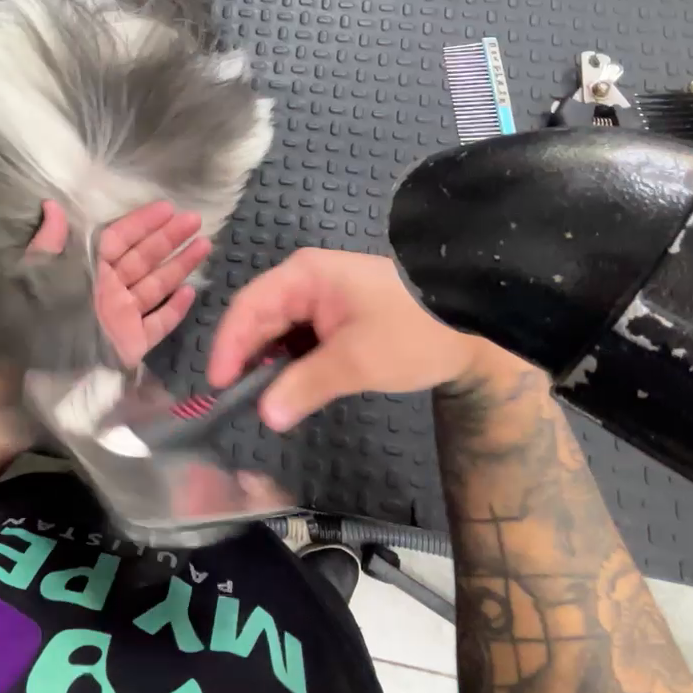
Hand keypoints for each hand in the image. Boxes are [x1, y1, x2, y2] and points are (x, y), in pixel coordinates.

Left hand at [26, 199, 208, 365]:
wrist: (32, 366)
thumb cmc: (35, 313)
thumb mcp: (37, 271)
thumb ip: (50, 240)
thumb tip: (52, 204)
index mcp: (86, 269)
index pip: (120, 239)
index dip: (142, 223)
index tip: (168, 207)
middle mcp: (108, 289)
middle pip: (144, 258)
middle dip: (169, 238)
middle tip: (195, 219)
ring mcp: (122, 317)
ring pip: (156, 286)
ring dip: (180, 265)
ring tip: (204, 245)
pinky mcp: (131, 344)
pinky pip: (158, 324)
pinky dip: (175, 309)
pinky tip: (191, 291)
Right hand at [207, 248, 509, 431]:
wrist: (474, 318)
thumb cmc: (412, 331)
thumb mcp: (357, 362)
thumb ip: (305, 385)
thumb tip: (266, 415)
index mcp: (304, 277)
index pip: (249, 308)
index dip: (229, 346)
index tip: (218, 386)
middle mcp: (306, 280)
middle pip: (259, 317)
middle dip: (245, 356)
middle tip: (232, 398)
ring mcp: (321, 295)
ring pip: (278, 328)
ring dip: (266, 360)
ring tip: (256, 396)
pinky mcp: (336, 312)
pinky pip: (298, 335)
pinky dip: (289, 360)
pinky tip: (287, 384)